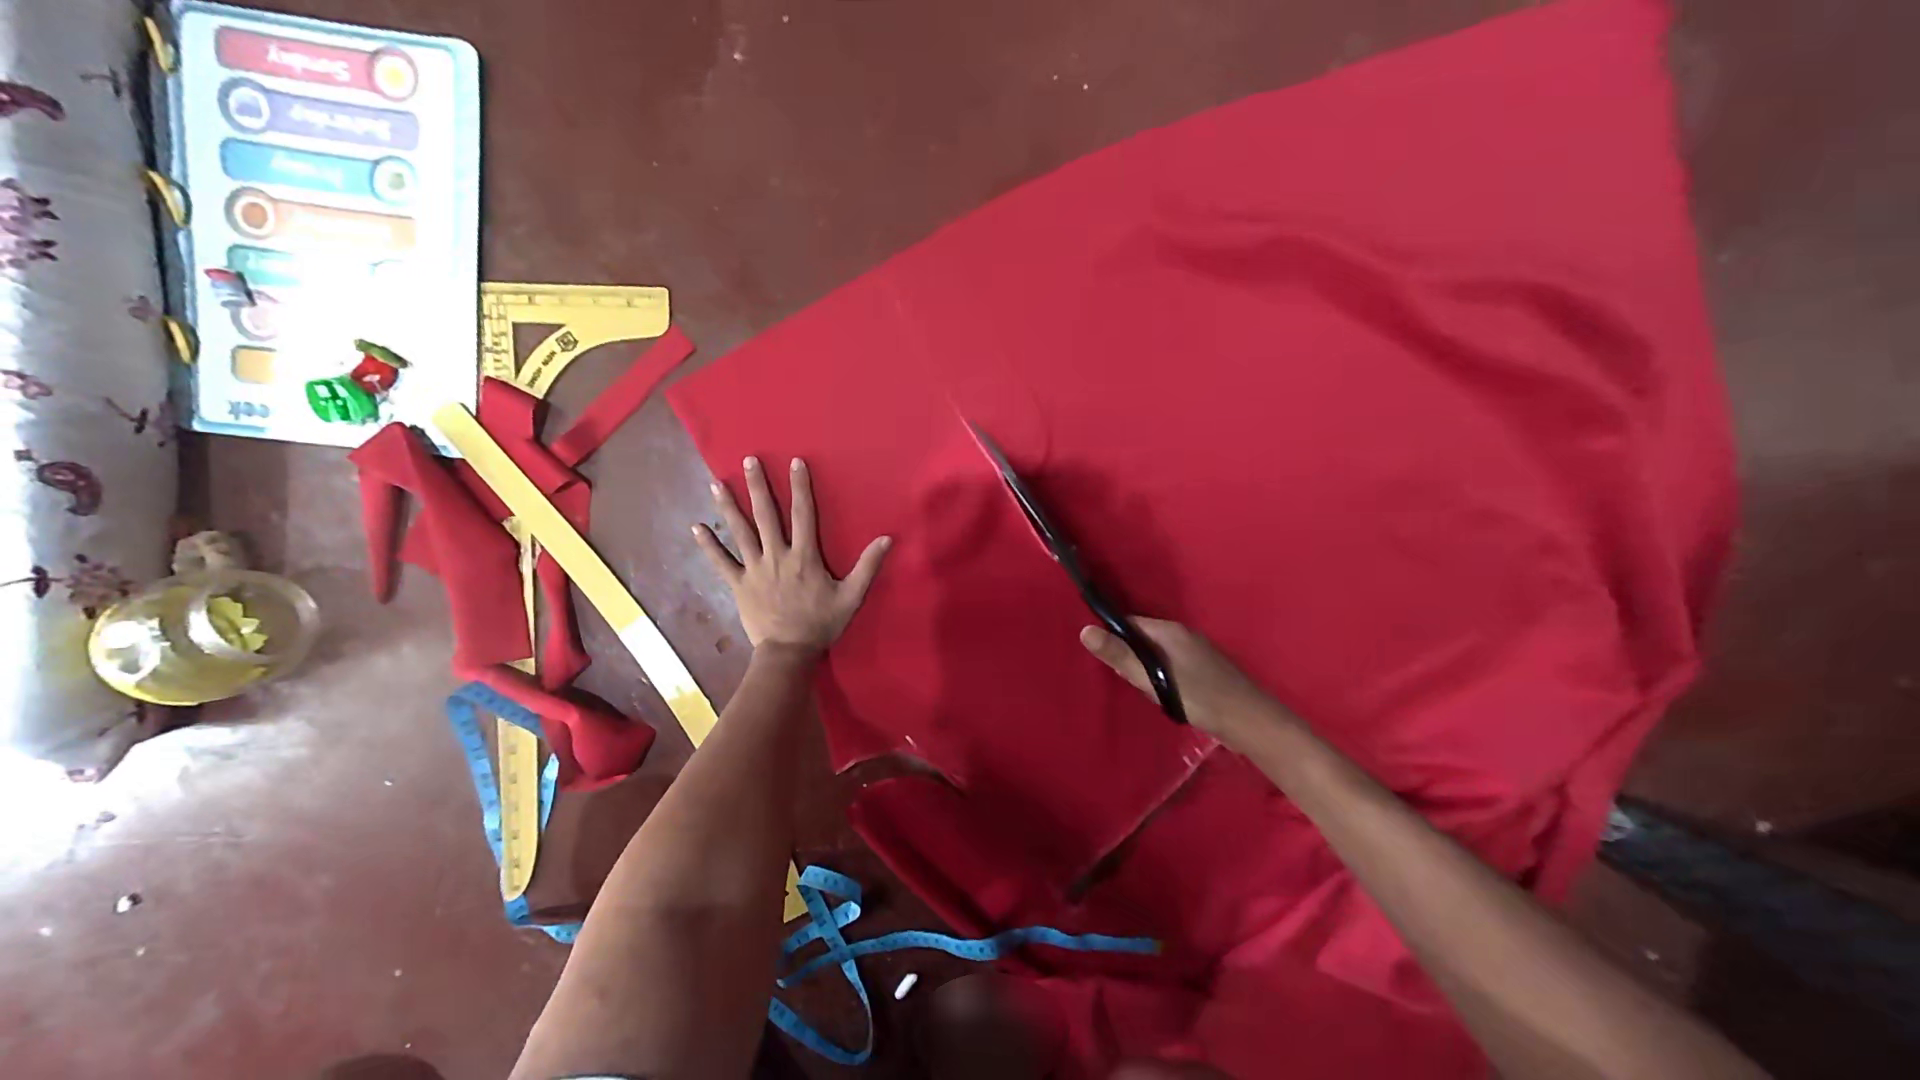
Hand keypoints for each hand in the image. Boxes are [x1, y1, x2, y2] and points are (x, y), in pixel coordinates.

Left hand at [694, 456, 890, 653]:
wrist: (789, 652)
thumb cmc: (822, 623)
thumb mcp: (852, 596)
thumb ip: (868, 566)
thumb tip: (887, 539)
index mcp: (804, 556)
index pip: (804, 514)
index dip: (800, 487)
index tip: (795, 462)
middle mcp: (777, 556)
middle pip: (766, 515)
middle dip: (758, 486)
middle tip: (749, 460)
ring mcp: (755, 569)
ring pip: (740, 532)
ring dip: (728, 506)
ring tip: (716, 483)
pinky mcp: (739, 584)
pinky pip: (721, 562)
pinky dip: (708, 545)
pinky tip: (696, 527)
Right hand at [1079, 617, 1291, 743]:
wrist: (1250, 722)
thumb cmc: (1199, 697)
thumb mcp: (1152, 679)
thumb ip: (1120, 656)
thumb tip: (1085, 630)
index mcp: (1170, 630)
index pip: (1130, 623)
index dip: (1114, 638)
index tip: (1105, 660)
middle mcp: (1183, 634)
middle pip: (1143, 637)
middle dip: (1130, 656)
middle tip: (1126, 681)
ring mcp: (1197, 650)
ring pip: (1158, 653)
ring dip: (1147, 669)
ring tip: (1145, 691)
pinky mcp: (1205, 668)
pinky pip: (1172, 663)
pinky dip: (1163, 676)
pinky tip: (1166, 696)